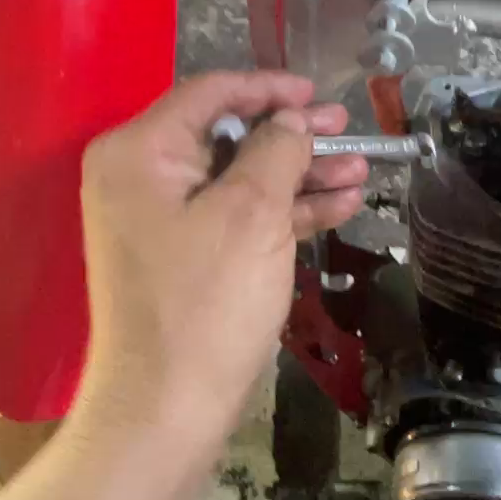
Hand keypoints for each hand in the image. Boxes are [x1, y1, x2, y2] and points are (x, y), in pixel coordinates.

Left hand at [77, 72, 367, 426]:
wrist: (166, 411)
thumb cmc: (205, 302)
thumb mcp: (252, 213)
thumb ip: (276, 150)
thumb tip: (291, 120)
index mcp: (140, 152)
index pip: (211, 94)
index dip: (269, 88)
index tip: (317, 93)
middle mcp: (143, 176)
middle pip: (230, 137)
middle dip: (295, 137)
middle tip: (348, 131)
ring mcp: (162, 219)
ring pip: (241, 180)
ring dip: (300, 176)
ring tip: (360, 170)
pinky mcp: (185, 256)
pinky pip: (237, 217)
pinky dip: (283, 212)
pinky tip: (338, 205)